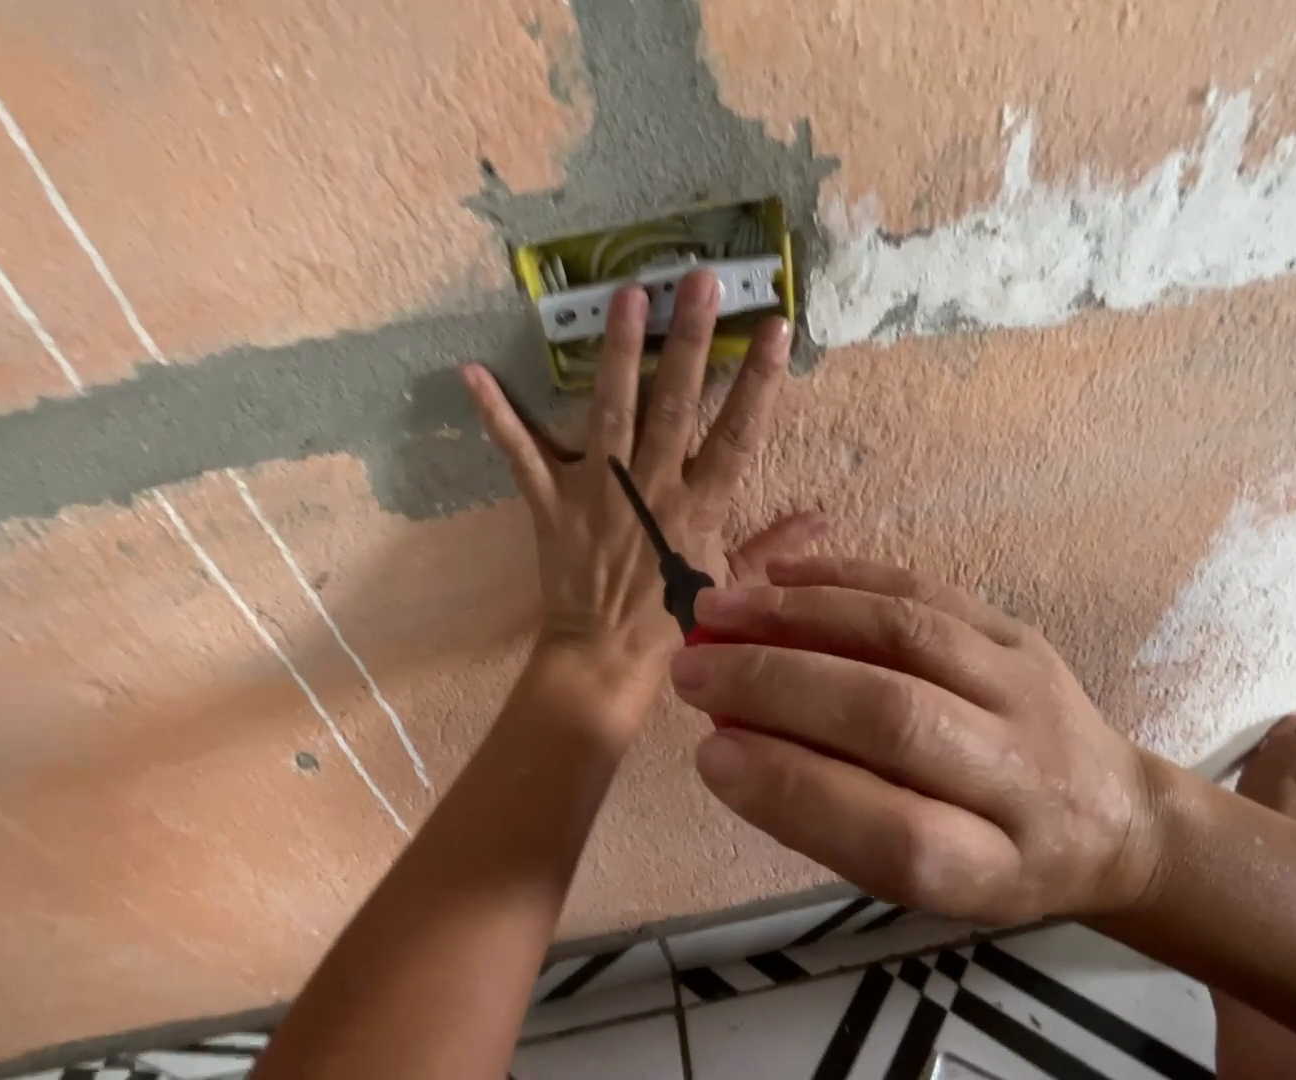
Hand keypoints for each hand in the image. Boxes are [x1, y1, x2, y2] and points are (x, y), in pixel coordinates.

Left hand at [461, 270, 826, 687]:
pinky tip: (472, 371)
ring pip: (610, 412)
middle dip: (689, 340)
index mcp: (700, 505)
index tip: (773, 326)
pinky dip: (496, 415)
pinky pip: (521, 455)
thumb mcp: (733, 583)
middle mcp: (651, 487)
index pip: (738, 432)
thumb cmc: (675, 620)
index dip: (758, 379)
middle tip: (698, 280)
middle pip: (674, 404)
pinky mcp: (551, 501)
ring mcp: (597, 490)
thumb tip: (823, 516)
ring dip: (618, 351)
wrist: (606, 657)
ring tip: (628, 295)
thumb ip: (777, 546)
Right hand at [666, 557, 1162, 925]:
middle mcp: (1026, 779)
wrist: (1109, 815)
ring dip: (798, 617)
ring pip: (906, 635)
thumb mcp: (921, 885)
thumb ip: (833, 821)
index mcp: (995, 870)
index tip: (709, 753)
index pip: (895, 835)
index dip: (794, 792)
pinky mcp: (1021, 633)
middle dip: (776, 685)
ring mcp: (1030, 691)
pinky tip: (779, 576)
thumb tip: (729, 744)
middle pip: (895, 718)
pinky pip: (925, 590)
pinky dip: (843, 576)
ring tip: (720, 610)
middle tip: (691, 667)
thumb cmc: (991, 861)